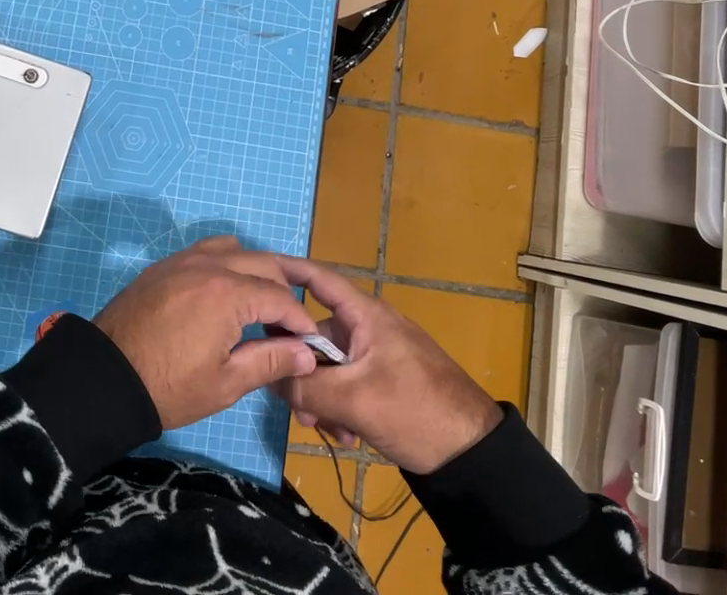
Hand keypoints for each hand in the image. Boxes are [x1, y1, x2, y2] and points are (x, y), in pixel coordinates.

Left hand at [95, 236, 320, 429]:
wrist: (105, 377)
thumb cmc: (169, 387)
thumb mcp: (226, 383)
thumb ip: (270, 361)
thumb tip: (307, 354)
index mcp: (227, 293)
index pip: (281, 298)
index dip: (300, 320)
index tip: (310, 342)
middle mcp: (208, 265)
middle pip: (264, 264)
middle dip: (284, 292)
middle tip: (287, 326)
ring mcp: (183, 260)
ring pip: (235, 249)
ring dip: (255, 270)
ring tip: (259, 305)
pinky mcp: (164, 265)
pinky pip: (206, 250)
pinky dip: (226, 262)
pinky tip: (225, 292)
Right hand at [274, 256, 502, 473]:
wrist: (474, 455)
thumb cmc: (415, 411)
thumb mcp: (352, 400)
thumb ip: (303, 385)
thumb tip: (267, 376)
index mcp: (365, 316)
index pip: (318, 279)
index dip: (285, 271)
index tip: (252, 273)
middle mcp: (368, 327)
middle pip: (316, 335)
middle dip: (302, 371)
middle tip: (297, 407)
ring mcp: (378, 355)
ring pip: (329, 366)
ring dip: (321, 397)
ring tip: (330, 430)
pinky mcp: (385, 380)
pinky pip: (347, 384)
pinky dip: (340, 406)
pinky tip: (348, 435)